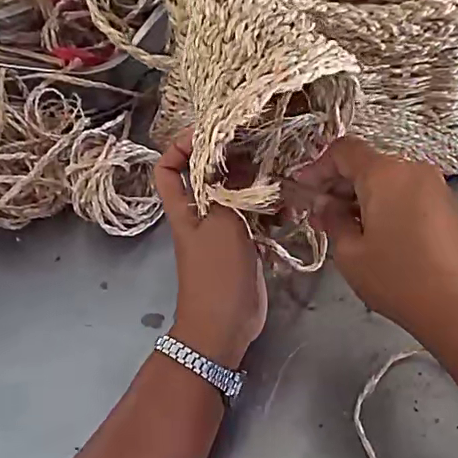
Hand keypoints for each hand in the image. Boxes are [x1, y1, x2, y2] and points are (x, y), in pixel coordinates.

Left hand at [152, 133, 265, 368]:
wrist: (224, 324)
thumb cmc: (216, 273)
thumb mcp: (221, 224)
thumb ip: (227, 191)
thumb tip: (235, 163)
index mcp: (184, 208)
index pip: (168, 168)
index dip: (179, 146)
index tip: (208, 133)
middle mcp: (201, 214)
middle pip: (208, 176)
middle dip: (230, 159)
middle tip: (258, 146)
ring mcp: (223, 231)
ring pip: (236, 195)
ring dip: (256, 184)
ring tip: (279, 173)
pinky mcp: (244, 246)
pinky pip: (255, 218)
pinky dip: (270, 210)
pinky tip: (289, 205)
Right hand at [290, 137, 457, 344]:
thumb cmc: (400, 279)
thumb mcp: (351, 253)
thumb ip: (332, 220)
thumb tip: (324, 204)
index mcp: (385, 173)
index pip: (343, 150)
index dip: (317, 168)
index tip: (302, 190)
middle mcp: (412, 169)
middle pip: (367, 163)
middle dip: (338, 184)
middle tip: (317, 213)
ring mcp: (434, 186)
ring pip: (387, 180)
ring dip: (360, 197)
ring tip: (342, 228)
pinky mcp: (446, 206)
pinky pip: (406, 194)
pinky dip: (384, 205)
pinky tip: (372, 234)